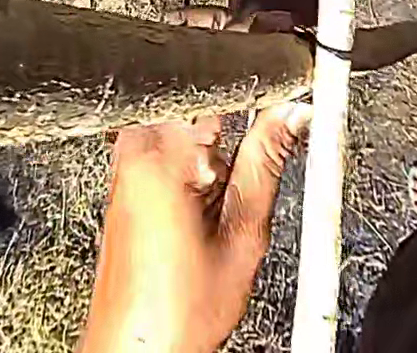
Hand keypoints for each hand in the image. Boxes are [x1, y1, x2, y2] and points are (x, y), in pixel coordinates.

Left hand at [78, 106, 311, 352]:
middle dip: (231, 136)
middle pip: (203, 105)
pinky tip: (194, 204)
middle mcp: (136, 140)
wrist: (135, 347)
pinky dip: (191, 162)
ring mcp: (125, 153)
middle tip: (233, 191)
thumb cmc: (177, 308)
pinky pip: (168, 141)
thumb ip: (268, 159)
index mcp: (163, 148)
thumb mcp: (242, 232)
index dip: (258, 101)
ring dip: (211, 152)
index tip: (280, 115)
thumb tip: (293, 112)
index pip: (222, 89)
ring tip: (210, 205)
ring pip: (188, 123)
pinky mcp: (123, 169)